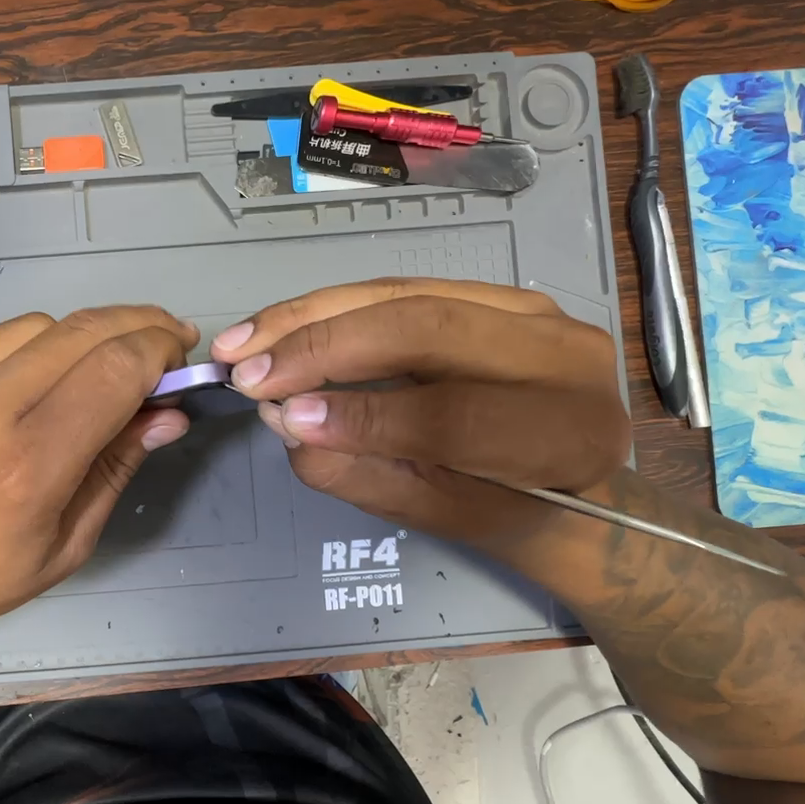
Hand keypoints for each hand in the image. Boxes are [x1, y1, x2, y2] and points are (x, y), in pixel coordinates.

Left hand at [0, 307, 195, 657]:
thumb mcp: (63, 545)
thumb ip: (116, 469)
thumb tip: (167, 415)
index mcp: (27, 464)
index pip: (115, 370)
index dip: (160, 352)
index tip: (179, 360)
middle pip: (83, 330)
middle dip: (139, 325)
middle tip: (165, 340)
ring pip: (39, 324)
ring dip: (83, 336)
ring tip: (99, 366)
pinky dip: (32, 348)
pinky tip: (38, 377)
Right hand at [208, 278, 629, 544]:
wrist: (564, 475)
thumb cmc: (499, 508)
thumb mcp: (431, 514)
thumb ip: (361, 474)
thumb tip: (285, 423)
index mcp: (563, 434)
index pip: (454, 414)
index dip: (364, 414)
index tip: (283, 417)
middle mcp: (558, 354)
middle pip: (426, 327)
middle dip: (323, 347)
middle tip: (246, 374)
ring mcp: (526, 311)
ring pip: (401, 294)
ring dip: (308, 316)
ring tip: (240, 345)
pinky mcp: (488, 292)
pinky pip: (393, 289)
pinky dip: (323, 307)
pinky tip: (272, 327)